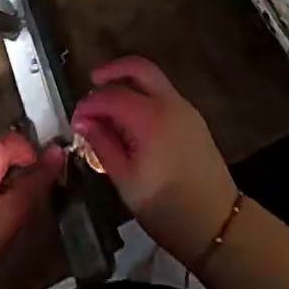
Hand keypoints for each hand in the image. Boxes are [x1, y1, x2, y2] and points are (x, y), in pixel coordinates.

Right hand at [70, 56, 237, 265]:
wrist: (215, 220)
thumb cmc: (165, 207)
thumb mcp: (126, 181)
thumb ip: (103, 145)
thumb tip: (84, 122)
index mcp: (151, 117)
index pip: (113, 95)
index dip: (90, 104)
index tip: (74, 118)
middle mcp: (170, 102)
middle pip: (140, 68)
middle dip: (113, 70)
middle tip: (92, 81)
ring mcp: (185, 107)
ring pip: (154, 79)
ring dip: (129, 82)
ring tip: (107, 105)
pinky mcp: (192, 118)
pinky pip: (164, 94)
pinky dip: (144, 95)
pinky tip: (130, 118)